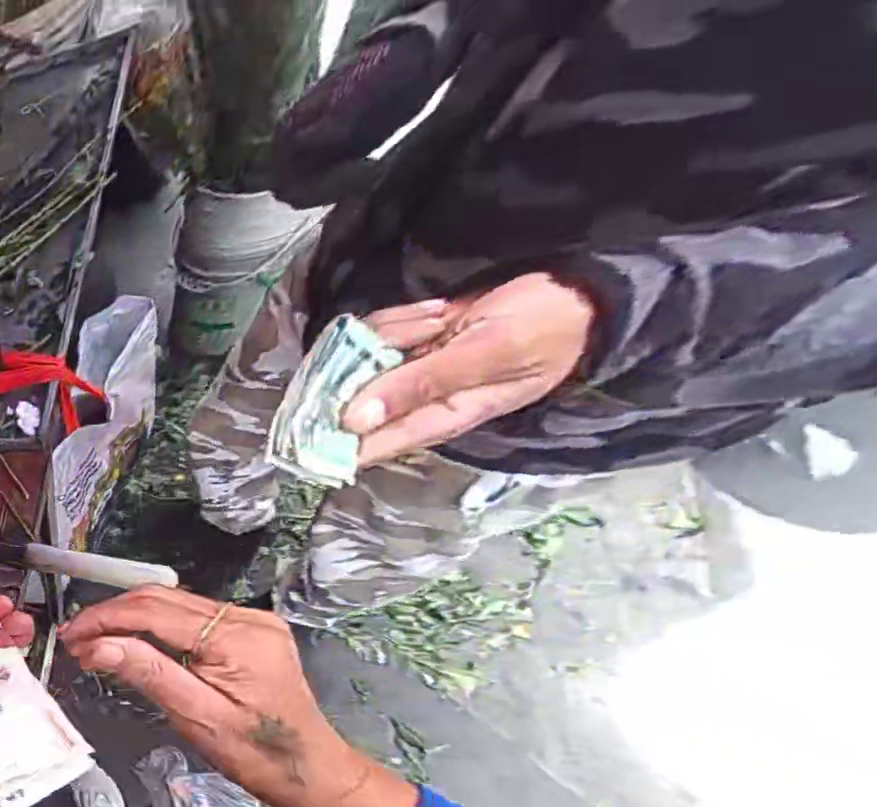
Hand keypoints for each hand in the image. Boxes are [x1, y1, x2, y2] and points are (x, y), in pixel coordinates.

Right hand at [60, 587, 416, 806]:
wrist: (313, 771)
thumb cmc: (257, 755)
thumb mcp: (198, 718)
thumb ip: (148, 672)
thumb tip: (97, 646)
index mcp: (237, 637)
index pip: (155, 612)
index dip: (106, 619)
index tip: (72, 635)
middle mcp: (245, 616)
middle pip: (163, 598)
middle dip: (112, 614)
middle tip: (76, 638)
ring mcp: (249, 619)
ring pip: (174, 602)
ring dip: (129, 616)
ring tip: (94, 639)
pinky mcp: (247, 628)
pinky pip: (190, 615)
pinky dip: (154, 623)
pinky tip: (131, 638)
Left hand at [345, 273, 595, 466]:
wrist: (575, 291)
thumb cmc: (543, 328)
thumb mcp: (486, 355)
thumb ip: (422, 385)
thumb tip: (356, 422)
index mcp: (436, 420)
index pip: (368, 446)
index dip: (331, 444)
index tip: (301, 434)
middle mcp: (413, 402)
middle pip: (354, 399)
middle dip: (370, 365)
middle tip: (421, 335)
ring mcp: (407, 372)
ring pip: (362, 359)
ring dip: (394, 333)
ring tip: (442, 318)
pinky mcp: (406, 345)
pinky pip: (376, 334)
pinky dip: (399, 319)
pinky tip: (437, 311)